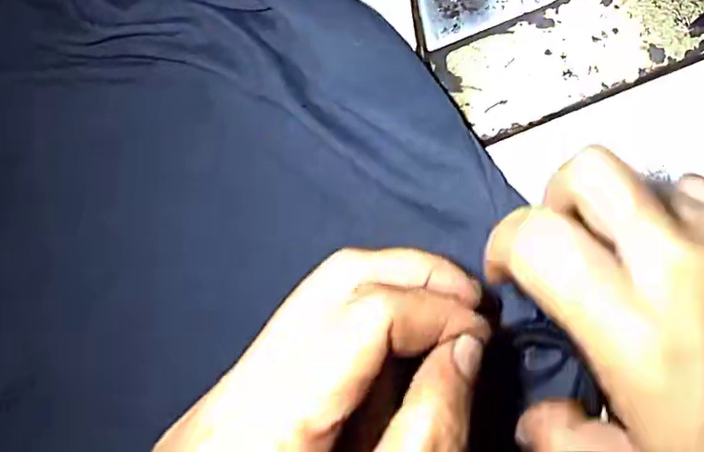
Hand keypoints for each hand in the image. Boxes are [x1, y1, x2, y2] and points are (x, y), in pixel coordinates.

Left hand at [154, 248, 489, 451]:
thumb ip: (429, 427)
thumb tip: (466, 342)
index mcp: (255, 426)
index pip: (365, 310)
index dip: (436, 306)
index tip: (483, 331)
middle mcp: (226, 396)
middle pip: (338, 278)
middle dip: (418, 276)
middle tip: (471, 305)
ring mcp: (220, 402)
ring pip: (325, 295)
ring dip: (397, 293)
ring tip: (447, 324)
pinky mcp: (229, 415)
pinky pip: (312, 337)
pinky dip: (369, 330)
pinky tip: (402, 363)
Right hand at [485, 148, 703, 451]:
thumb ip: (578, 446)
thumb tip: (533, 414)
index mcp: (642, 334)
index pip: (540, 238)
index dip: (506, 241)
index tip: (511, 268)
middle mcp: (683, 261)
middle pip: (591, 169)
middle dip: (561, 197)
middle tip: (568, 244)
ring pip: (649, 180)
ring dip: (629, 216)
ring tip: (644, 267)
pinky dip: (684, 218)